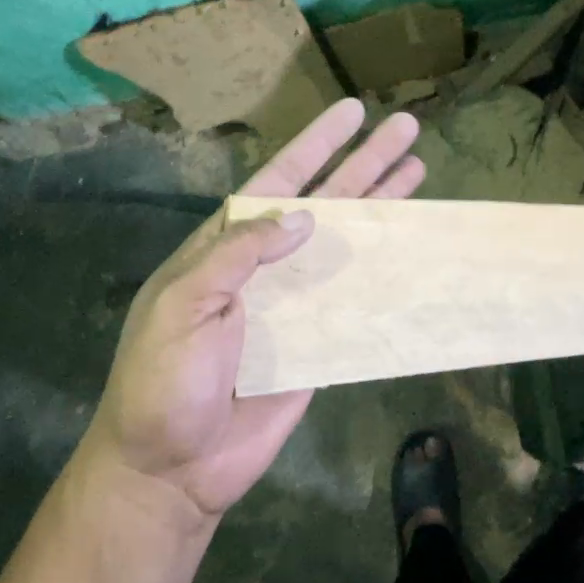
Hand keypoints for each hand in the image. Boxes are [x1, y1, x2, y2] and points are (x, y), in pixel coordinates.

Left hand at [86, 98, 424, 518]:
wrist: (172, 470)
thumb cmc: (163, 382)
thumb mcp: (182, 305)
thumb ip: (237, 254)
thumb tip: (304, 215)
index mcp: (227, 248)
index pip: (279, 182)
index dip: (317, 145)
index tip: (352, 112)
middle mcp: (267, 267)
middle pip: (327, 202)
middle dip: (366, 164)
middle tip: (407, 128)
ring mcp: (296, 304)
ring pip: (349, 244)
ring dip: (383, 208)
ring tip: (420, 171)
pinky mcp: (319, 344)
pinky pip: (359, 299)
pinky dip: (388, 274)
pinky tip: (414, 251)